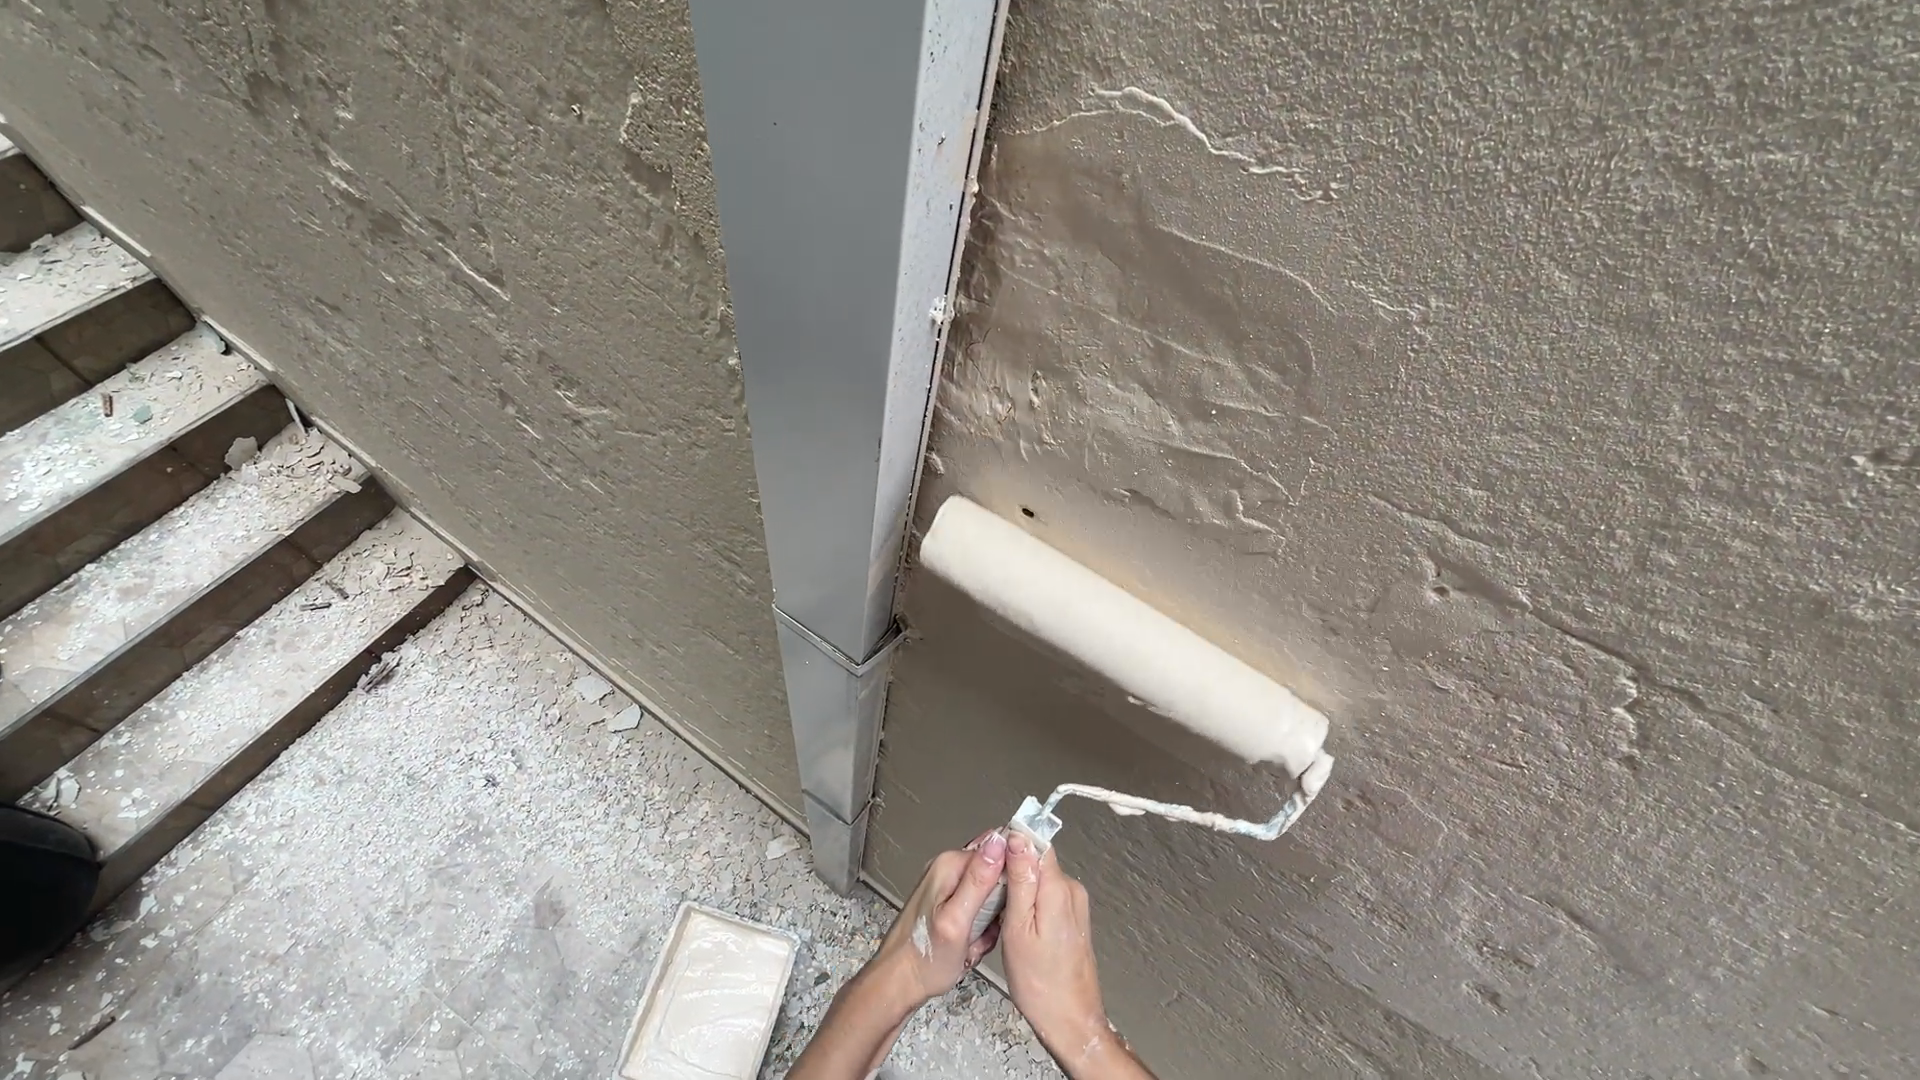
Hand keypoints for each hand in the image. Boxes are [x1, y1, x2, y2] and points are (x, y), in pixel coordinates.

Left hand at [789, 830, 1009, 1078]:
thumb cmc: (924, 959)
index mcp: (950, 863)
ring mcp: (948, 886)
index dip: (1008, 879)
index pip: (999, 851)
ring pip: (989, 897)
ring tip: (972, 941)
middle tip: (983, 930)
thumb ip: (979, 880)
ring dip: (988, 922)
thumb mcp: (958, 920)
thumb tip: (1000, 841)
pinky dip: (979, 930)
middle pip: (995, 874)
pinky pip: (979, 912)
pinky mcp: (949, 904)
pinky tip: (968, 945)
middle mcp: (948, 868)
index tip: (1002, 907)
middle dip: (998, 905)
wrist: (898, 983)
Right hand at [1000, 833, 1143, 1077]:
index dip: (1012, 843)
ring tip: (1002, 915)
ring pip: (1040, 878)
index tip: (992, 858)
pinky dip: (1029, 903)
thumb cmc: (1039, 983)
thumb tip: (1017, 838)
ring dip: (1019, 888)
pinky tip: (1017, 926)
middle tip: (992, 898)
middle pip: (1037, 860)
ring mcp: (1075, 904)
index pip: (1037, 842)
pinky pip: (1046, 895)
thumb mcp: (1017, 928)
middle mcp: (1072, 890)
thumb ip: (1019, 880)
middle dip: (1012, 870)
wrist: (1070, 1021)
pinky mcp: (1073, 917)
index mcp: (1058, 889)